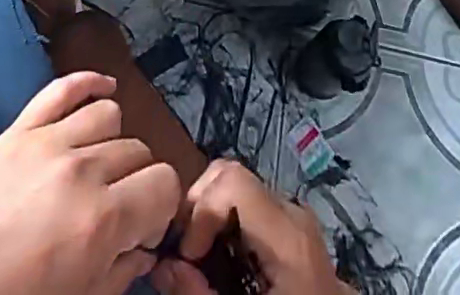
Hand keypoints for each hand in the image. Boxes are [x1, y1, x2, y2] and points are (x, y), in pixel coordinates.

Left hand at [0, 72, 180, 294]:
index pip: (166, 184)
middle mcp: (83, 169)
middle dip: (137, 183)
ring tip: (96, 172)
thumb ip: (120, 274)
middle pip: (140, 151)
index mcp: (101, 219)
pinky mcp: (18, 129)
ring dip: (113, 143)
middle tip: (114, 212)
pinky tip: (103, 91)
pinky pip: (65, 87)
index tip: (142, 228)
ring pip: (111, 115)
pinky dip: (89, 83)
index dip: (161, 208)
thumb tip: (141, 248)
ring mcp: (48, 141)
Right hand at [151, 160, 351, 294]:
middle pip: (232, 176)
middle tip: (184, 252)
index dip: (200, 210)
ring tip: (197, 255)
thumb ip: (201, 293)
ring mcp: (295, 217)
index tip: (187, 256)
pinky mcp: (291, 226)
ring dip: (209, 214)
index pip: (233, 182)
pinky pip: (250, 205)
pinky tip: (218, 257)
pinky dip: (225, 221)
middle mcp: (293, 213)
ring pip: (238, 188)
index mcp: (288, 236)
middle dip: (198, 207)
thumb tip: (165, 267)